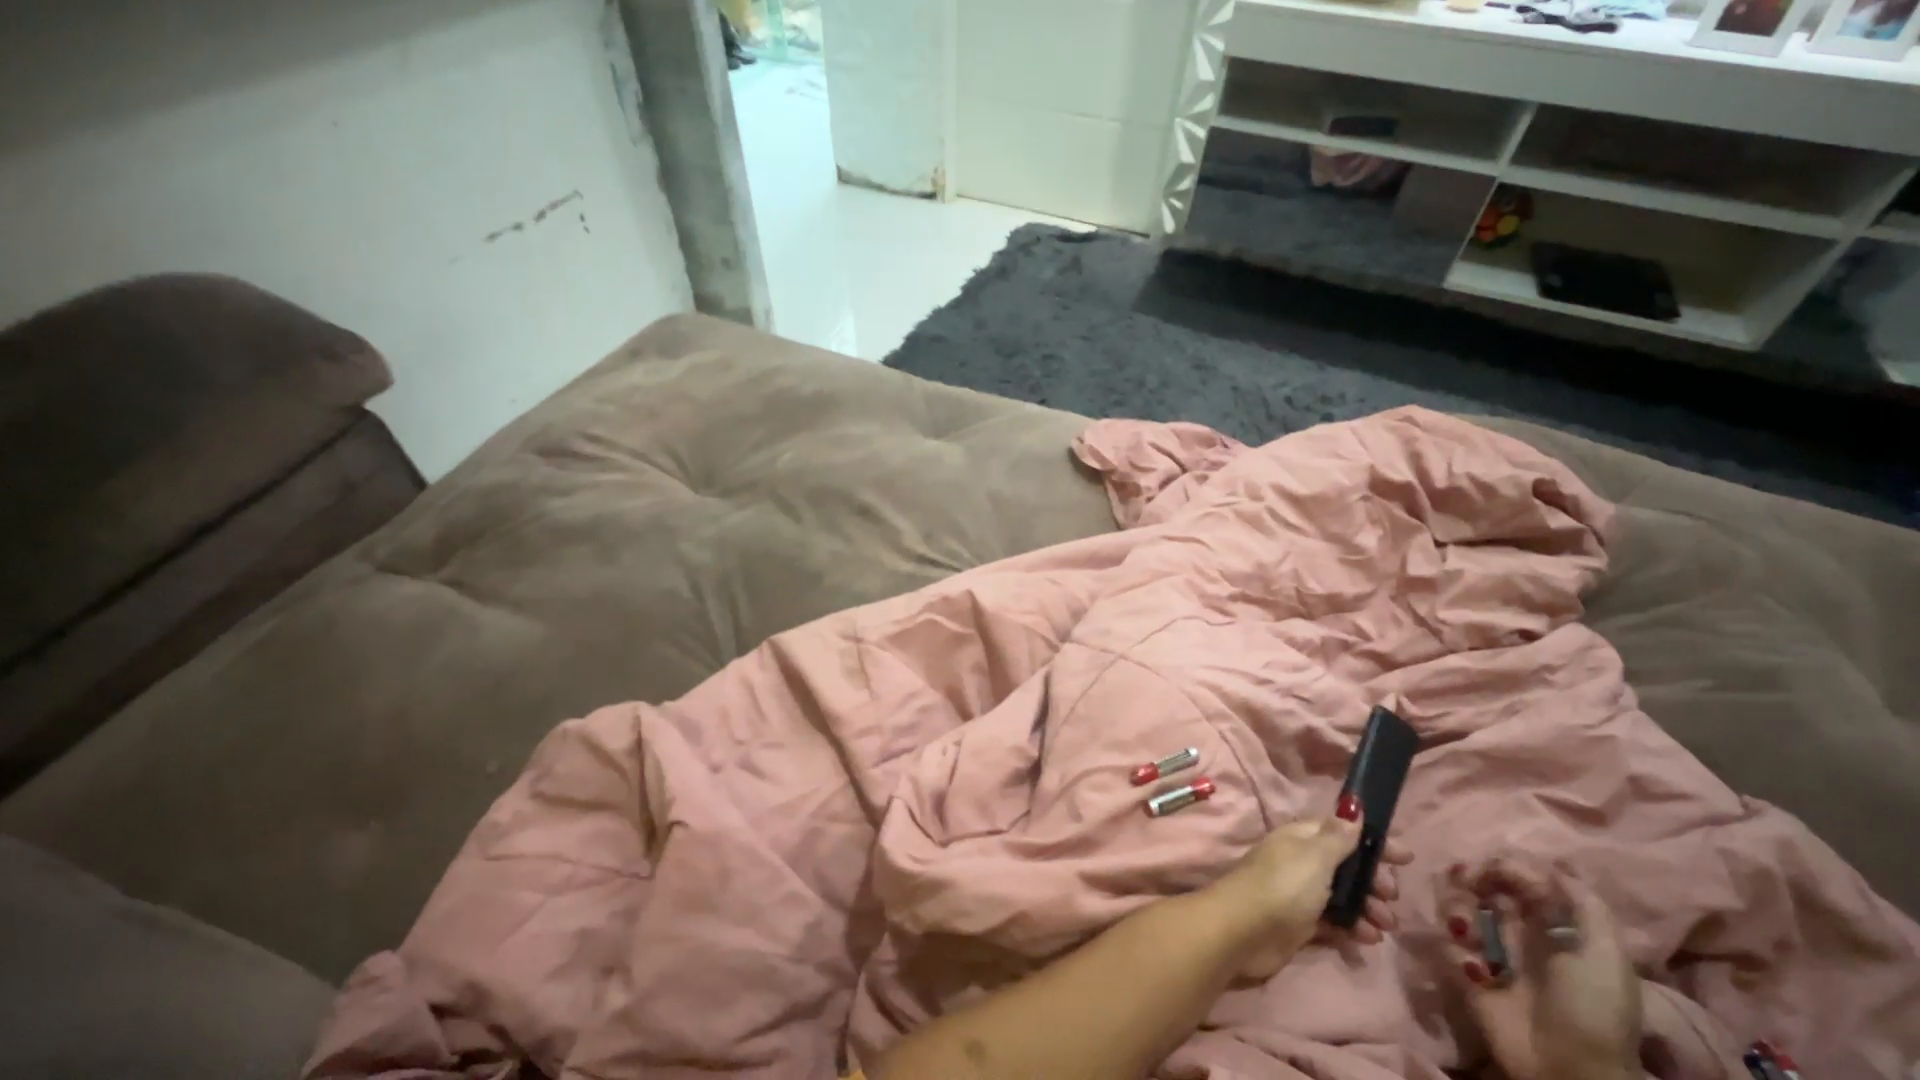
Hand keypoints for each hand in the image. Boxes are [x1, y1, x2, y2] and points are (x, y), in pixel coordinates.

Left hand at [1206, 814, 1410, 980]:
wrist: (1241, 932)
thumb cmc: (1282, 887)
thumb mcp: (1314, 856)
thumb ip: (1337, 835)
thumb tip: (1353, 804)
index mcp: (1300, 838)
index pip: (1342, 833)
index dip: (1373, 843)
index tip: (1406, 858)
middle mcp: (1299, 862)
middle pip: (1345, 867)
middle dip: (1373, 880)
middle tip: (1392, 896)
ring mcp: (1298, 894)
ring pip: (1341, 896)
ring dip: (1367, 908)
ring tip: (1386, 925)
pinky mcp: (1298, 924)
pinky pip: (1332, 921)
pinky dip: (1352, 928)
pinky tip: (1367, 939)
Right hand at [1439, 858, 1641, 1079]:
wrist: (1569, 1068)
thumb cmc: (1591, 1006)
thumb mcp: (1606, 952)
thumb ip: (1581, 901)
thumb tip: (1546, 864)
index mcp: (1554, 919)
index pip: (1518, 874)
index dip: (1500, 865)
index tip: (1488, 871)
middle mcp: (1520, 928)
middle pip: (1482, 883)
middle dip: (1469, 879)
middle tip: (1463, 886)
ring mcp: (1491, 950)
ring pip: (1458, 907)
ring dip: (1457, 911)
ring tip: (1465, 932)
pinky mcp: (1467, 974)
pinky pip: (1448, 946)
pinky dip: (1456, 952)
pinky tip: (1476, 972)